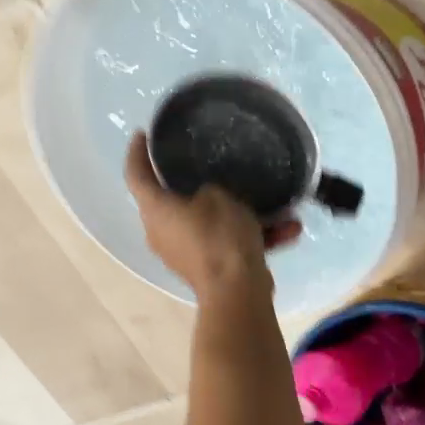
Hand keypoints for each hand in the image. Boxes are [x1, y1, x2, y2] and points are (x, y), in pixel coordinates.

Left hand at [123, 132, 301, 296]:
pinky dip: (254, 238)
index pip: (136, 174)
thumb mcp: (222, 198)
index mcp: (155, 209)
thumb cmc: (220, 237)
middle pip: (178, 201)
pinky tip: (287, 232)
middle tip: (222, 173)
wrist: (237, 291)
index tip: (143, 134)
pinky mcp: (207, 269)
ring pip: (214, 225)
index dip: (138, 152)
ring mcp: (184, 253)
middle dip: (207, 189)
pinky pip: (230, 245)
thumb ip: (213, 188)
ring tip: (280, 212)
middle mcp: (161, 231)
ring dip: (246, 218)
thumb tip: (211, 193)